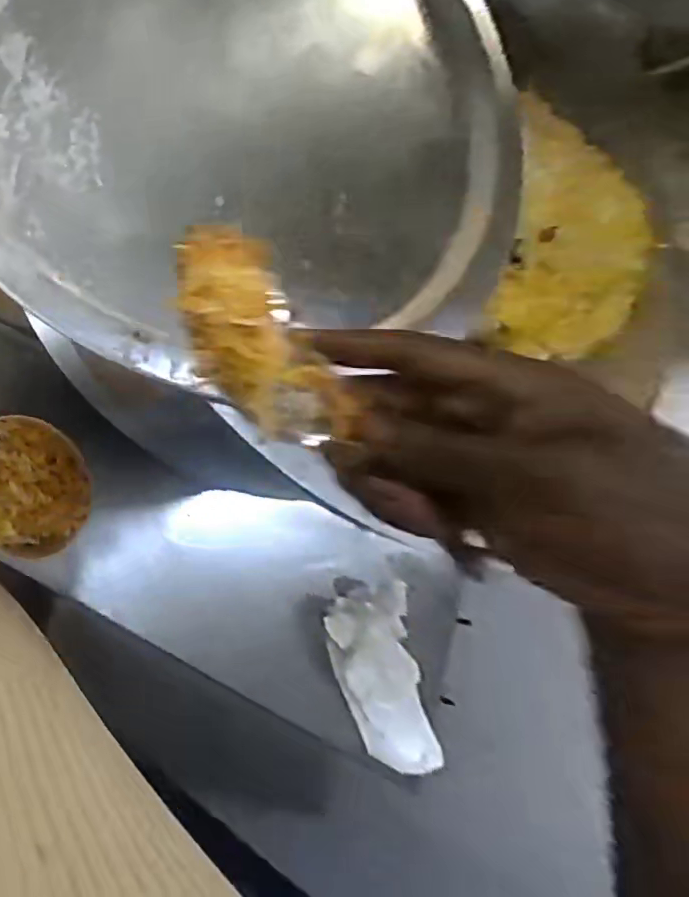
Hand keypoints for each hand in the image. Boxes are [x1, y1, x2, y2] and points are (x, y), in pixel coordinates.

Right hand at [314, 330, 688, 635]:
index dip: (353, 346)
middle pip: (385, 405)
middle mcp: (482, 414)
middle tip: (326, 450)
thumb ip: (428, 448)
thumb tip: (345, 429)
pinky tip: (436, 531)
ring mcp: (469, 455)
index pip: (418, 354)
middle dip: (355, 431)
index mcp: (513, 390)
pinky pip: (398, 486)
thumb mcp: (527, 476)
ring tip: (414, 513)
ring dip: (382, 480)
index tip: (292, 342)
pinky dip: (402, 507)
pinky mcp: (461, 493)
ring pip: (382, 450)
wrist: (683, 598)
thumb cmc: (625, 514)